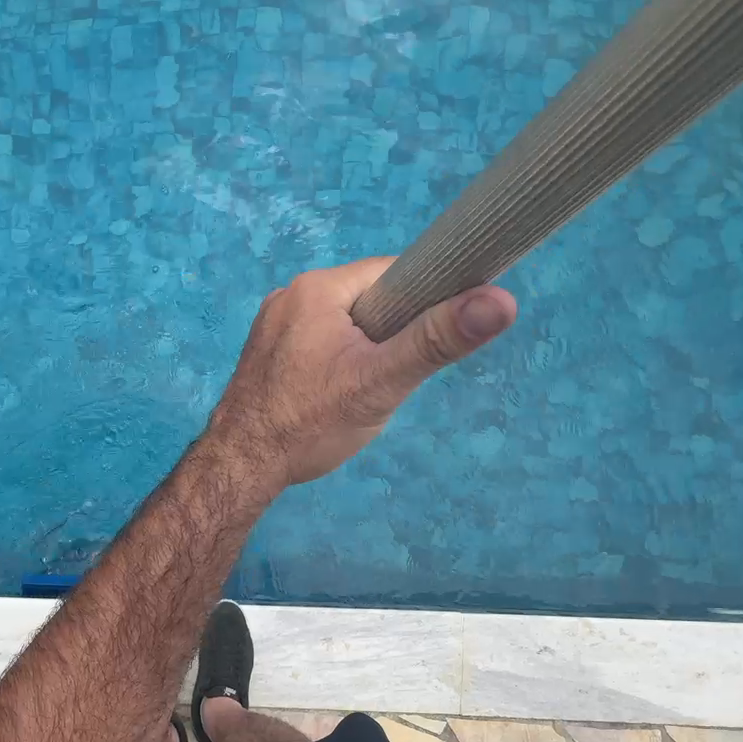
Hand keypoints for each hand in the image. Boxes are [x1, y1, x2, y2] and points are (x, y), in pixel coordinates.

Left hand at [204, 257, 516, 487]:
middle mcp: (288, 296)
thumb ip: (437, 340)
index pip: (392, 274)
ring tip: (355, 395)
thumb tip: (502, 301)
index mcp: (316, 288)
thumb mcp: (381, 382)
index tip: (430, 340)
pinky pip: (315, 344)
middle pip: (366, 301)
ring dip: (360, 354)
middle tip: (385, 380)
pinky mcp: (264, 353)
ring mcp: (271, 326)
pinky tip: (329, 398)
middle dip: (387, 337)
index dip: (422, 303)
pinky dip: (332, 365)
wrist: (240, 467)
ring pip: (341, 326)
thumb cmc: (309, 423)